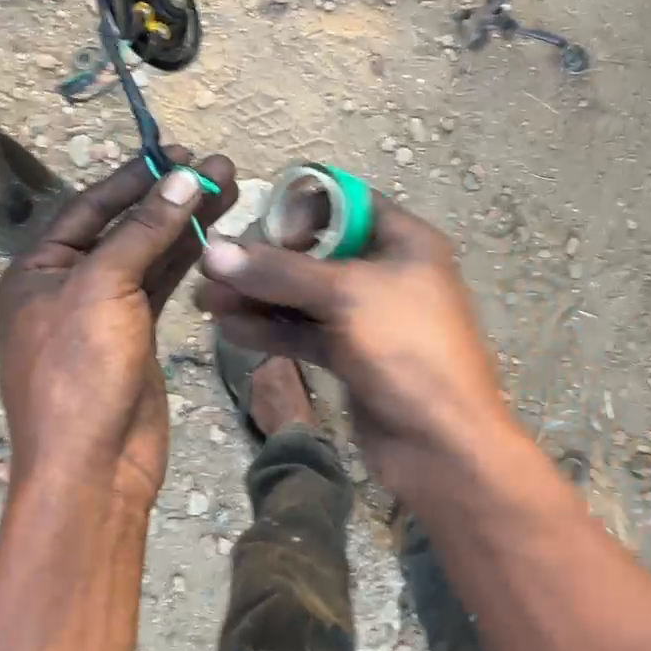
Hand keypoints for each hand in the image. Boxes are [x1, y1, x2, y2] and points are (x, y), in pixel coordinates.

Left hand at [0, 150, 236, 506]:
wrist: (94, 468)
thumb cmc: (80, 371)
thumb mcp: (103, 287)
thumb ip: (143, 229)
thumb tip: (183, 176)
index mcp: (38, 269)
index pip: (90, 206)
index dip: (135, 176)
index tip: (178, 152)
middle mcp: (68, 283)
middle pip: (126, 226)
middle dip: (170, 196)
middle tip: (218, 166)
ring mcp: (105, 310)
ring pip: (151, 254)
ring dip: (188, 223)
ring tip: (230, 187)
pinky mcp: (137, 334)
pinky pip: (163, 284)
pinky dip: (189, 258)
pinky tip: (217, 233)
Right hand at [193, 196, 510, 491]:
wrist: (445, 446)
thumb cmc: (408, 348)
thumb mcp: (345, 295)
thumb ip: (278, 272)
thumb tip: (213, 253)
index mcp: (404, 240)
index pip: (343, 204)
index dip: (299, 211)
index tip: (259, 231)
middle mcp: (385, 270)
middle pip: (314, 251)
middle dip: (262, 260)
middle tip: (212, 269)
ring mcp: (366, 315)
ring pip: (303, 295)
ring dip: (256, 296)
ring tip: (204, 301)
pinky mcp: (350, 355)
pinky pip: (303, 331)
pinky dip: (269, 329)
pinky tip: (228, 329)